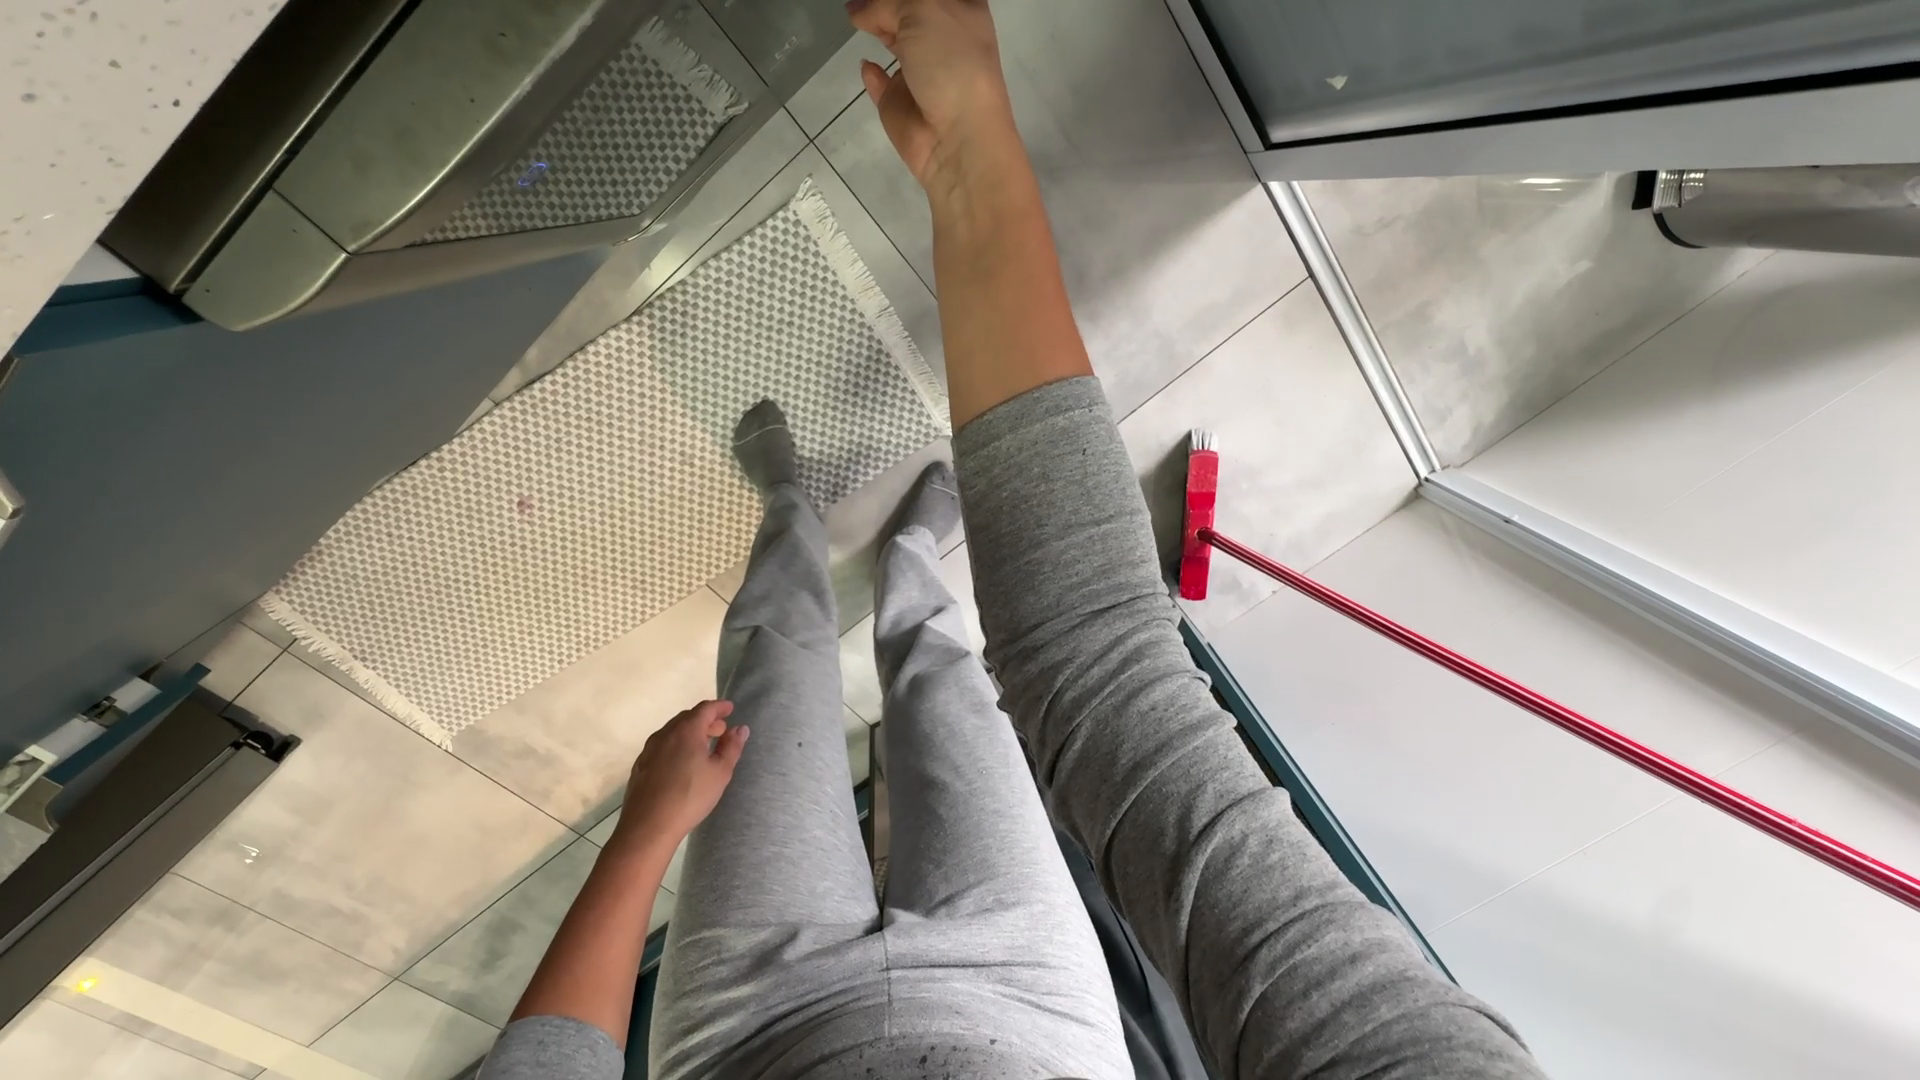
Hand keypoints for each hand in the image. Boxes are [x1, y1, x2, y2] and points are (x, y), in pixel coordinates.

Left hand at [610, 700, 748, 848]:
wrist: (648, 826)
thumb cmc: (690, 797)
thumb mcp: (720, 772)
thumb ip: (732, 747)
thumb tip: (740, 729)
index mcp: (686, 731)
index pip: (705, 709)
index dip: (719, 707)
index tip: (730, 708)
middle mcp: (665, 734)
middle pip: (687, 718)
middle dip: (705, 720)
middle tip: (720, 729)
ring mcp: (649, 750)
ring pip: (672, 732)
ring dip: (689, 732)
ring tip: (702, 745)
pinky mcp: (640, 766)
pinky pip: (662, 746)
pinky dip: (676, 745)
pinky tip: (681, 762)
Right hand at [849, 0, 1019, 193]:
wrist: (958, 138)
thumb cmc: (952, 63)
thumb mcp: (921, 9)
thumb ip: (887, 3)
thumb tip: (859, 12)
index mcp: (962, 10)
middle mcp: (943, 39)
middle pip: (910, 11)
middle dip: (888, 4)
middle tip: (864, 1)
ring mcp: (921, 74)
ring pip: (895, 41)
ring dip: (878, 27)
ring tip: (857, 16)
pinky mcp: (900, 105)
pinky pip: (881, 84)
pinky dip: (872, 74)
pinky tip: (866, 65)